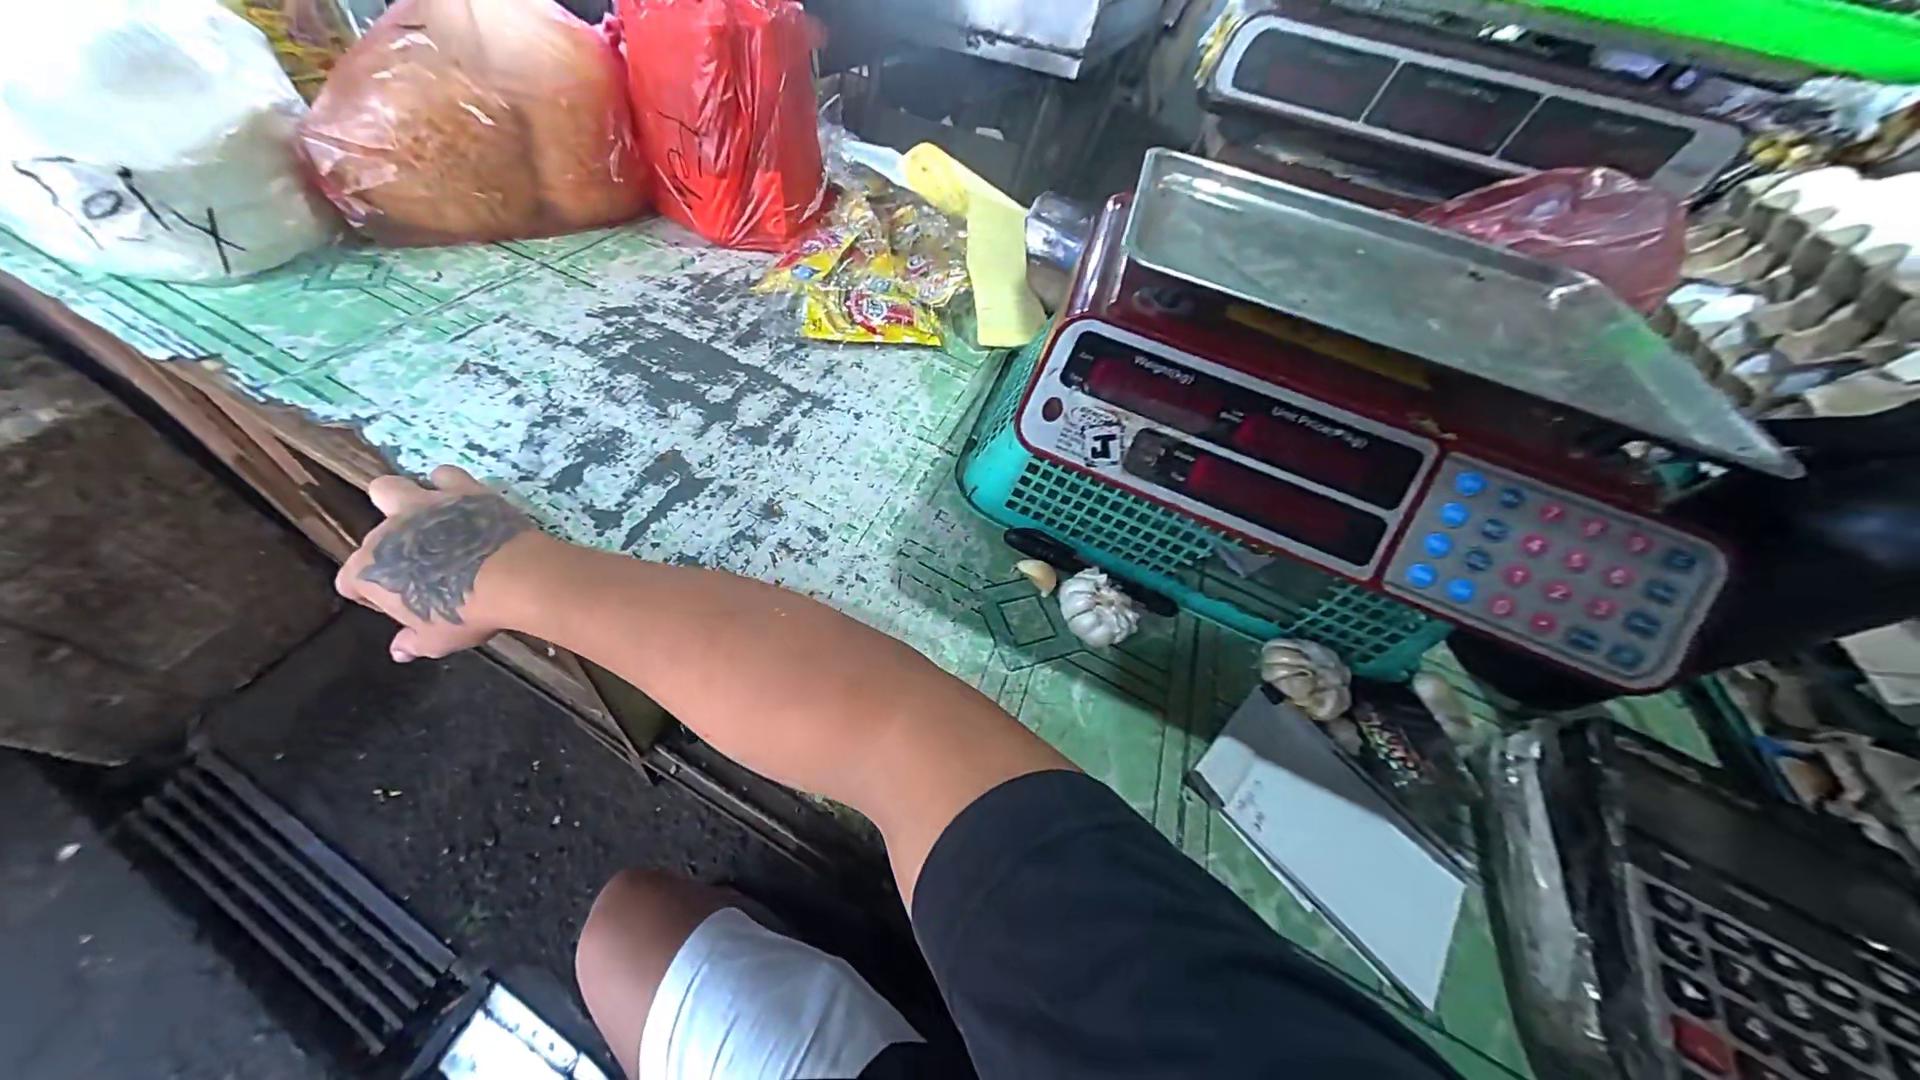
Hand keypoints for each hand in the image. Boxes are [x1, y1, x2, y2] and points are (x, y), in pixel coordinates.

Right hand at [336, 465, 538, 662]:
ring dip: (404, 501)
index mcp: (369, 570)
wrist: (515, 577)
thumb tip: (399, 651)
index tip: (399, 602)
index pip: (352, 582)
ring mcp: (424, 507)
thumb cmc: (468, 613)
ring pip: (389, 488)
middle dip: (389, 546)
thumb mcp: (438, 639)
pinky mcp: (463, 491)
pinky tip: (466, 499)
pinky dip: (451, 484)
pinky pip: (446, 475)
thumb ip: (414, 641)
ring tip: (431, 520)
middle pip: (372, 534)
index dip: (373, 595)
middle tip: (421, 562)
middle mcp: (388, 532)